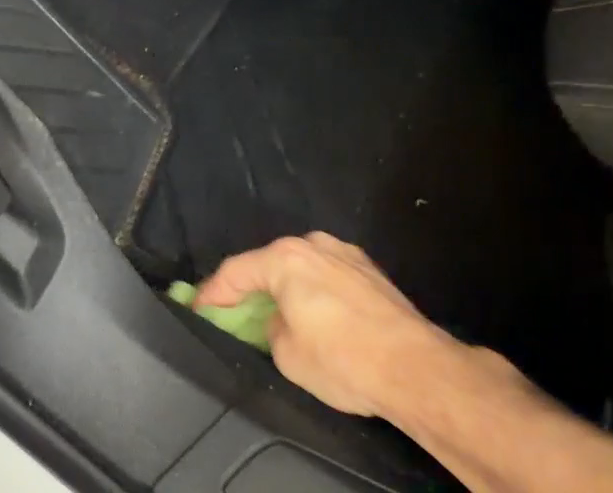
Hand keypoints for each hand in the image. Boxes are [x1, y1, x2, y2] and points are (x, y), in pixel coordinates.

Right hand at [193, 232, 461, 416]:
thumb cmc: (343, 360)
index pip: (236, 272)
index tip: (197, 310)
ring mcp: (347, 254)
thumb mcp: (287, 355)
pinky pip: (328, 276)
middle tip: (233, 312)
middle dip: (250, 287)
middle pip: (269, 263)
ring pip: (302, 267)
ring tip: (276, 313)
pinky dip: (313, 291)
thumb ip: (271, 329)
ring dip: (285, 287)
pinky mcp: (371, 271)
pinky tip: (315, 315)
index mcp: (286, 259)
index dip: (212, 294)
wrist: (415, 368)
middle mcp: (315, 244)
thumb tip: (279, 322)